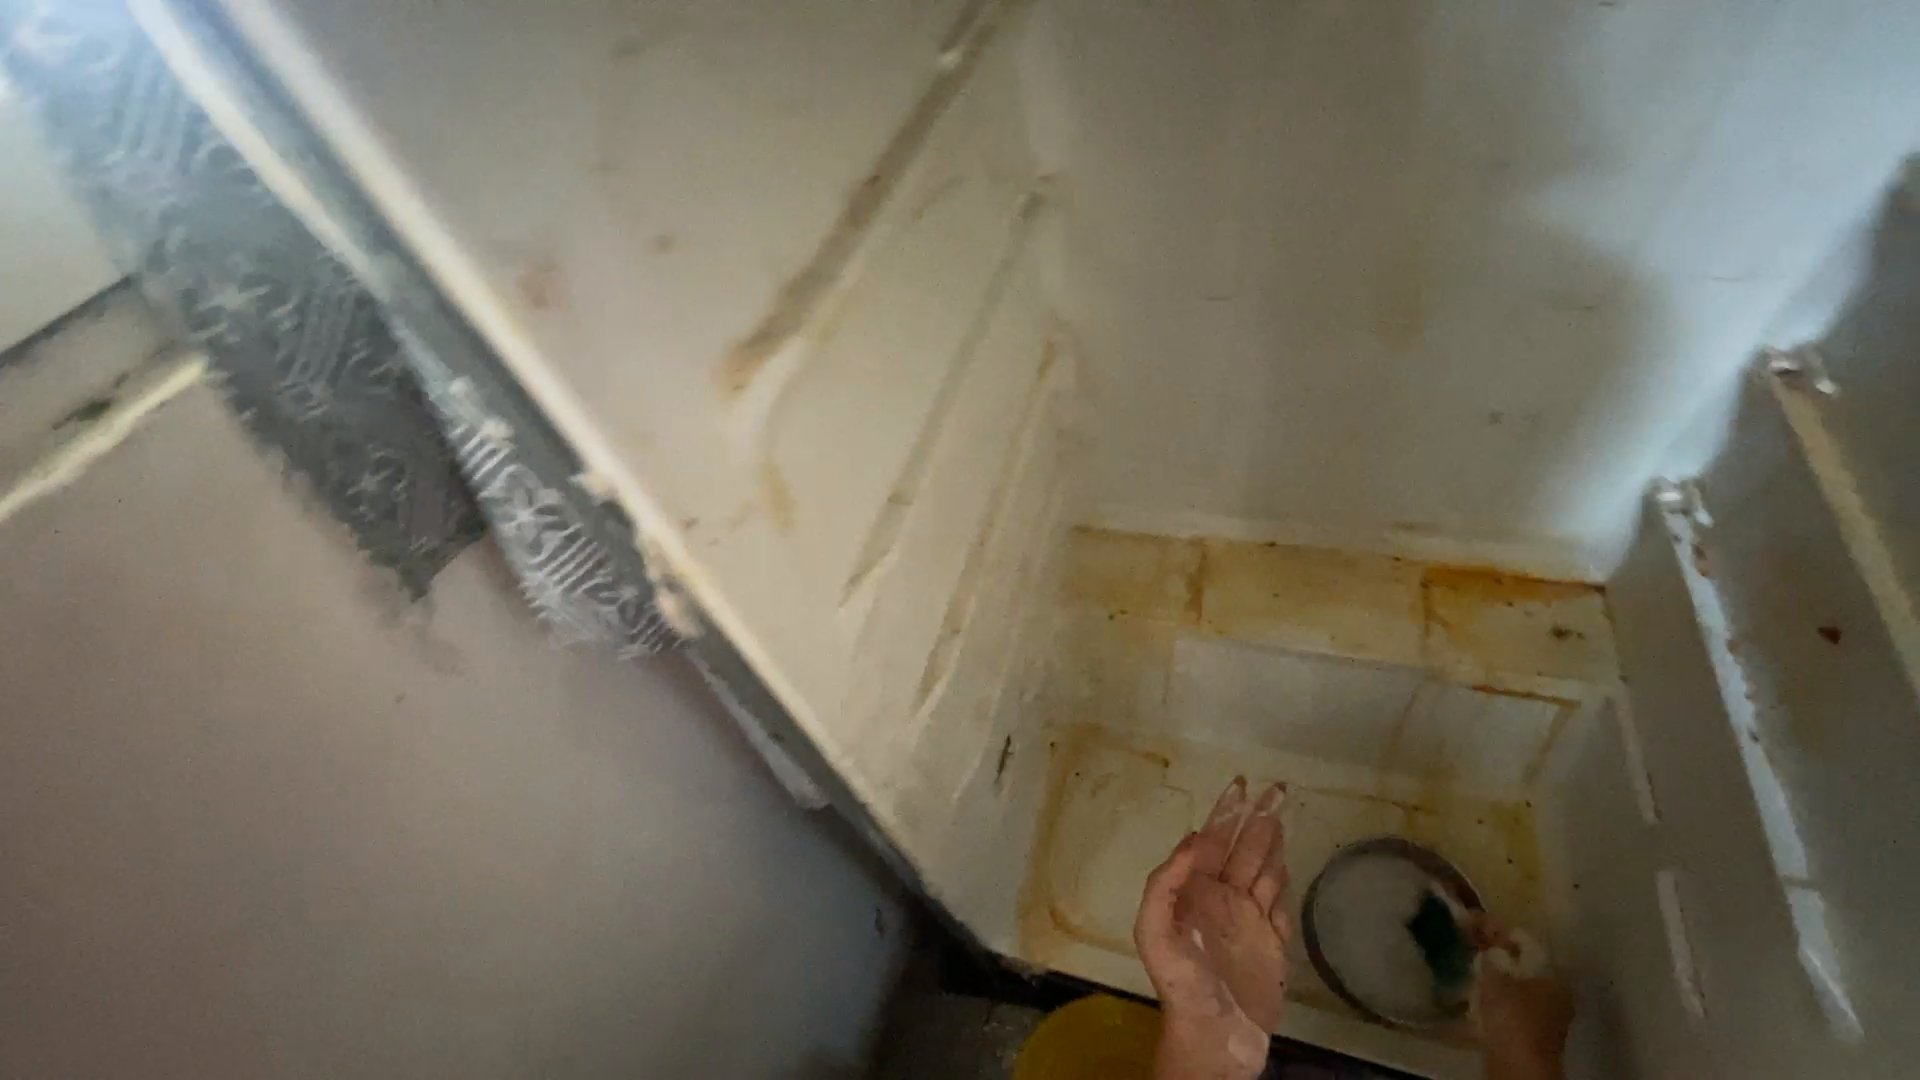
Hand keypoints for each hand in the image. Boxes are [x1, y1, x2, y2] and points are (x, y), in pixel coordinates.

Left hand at [1135, 778, 1290, 1079]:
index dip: (1226, 812)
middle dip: (1258, 817)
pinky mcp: (1272, 946)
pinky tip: (1285, 865)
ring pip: (1263, 870)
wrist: (1213, 1039)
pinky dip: (1283, 885)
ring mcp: (1249, 921)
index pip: (1213, 839)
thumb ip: (1166, 881)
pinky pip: (1279, 907)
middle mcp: (1222, 898)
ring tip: (1280, 815)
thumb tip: (1192, 838)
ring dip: (1272, 842)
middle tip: (1275, 787)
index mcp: (1195, 889)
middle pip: (1244, 848)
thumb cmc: (1180, 983)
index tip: (1241, 784)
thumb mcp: (1155, 930)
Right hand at [1469, 916, 1573, 1079]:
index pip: (1525, 942)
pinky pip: (1509, 997)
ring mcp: (1543, 1014)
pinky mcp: (1527, 1029)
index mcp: (1555, 978)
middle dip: (1493, 947)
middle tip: (1466, 934)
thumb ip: (1491, 951)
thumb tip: (1483, 928)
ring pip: (1514, 979)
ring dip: (1492, 967)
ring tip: (1466, 955)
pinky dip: (1492, 987)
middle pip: (1520, 961)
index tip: (1471, 918)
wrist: (1517, 1066)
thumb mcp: (1496, 976)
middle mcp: (1555, 993)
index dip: (1497, 928)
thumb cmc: (1513, 1016)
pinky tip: (1474, 984)